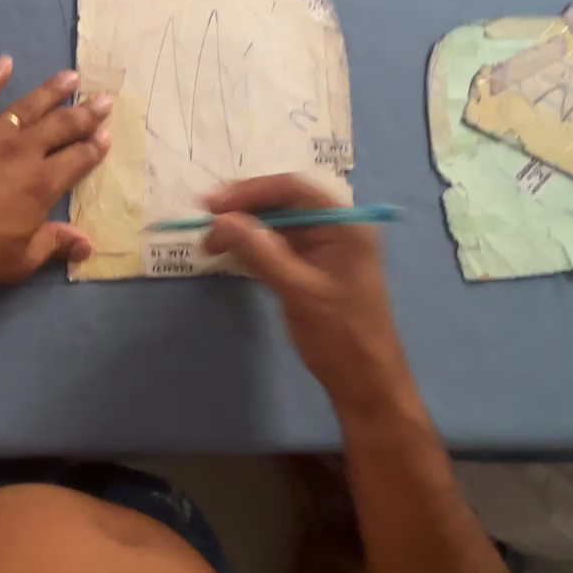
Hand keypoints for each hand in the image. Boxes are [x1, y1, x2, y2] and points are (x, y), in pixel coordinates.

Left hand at [0, 56, 112, 298]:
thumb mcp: (19, 261)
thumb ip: (54, 244)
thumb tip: (87, 243)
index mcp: (41, 184)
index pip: (78, 159)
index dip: (95, 147)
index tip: (107, 135)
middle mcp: (22, 151)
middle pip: (62, 126)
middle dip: (86, 112)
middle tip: (105, 98)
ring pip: (29, 105)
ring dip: (53, 90)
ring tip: (71, 76)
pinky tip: (4, 62)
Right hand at [203, 175, 413, 412]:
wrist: (366, 384)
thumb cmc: (340, 336)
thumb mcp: (297, 290)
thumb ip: (259, 251)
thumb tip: (220, 220)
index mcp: (343, 224)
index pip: (292, 188)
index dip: (249, 191)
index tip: (212, 204)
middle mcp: (335, 227)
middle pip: (282, 202)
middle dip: (242, 209)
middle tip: (206, 221)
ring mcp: (323, 247)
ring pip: (275, 224)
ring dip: (243, 229)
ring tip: (210, 243)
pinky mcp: (311, 267)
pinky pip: (277, 245)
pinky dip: (251, 247)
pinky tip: (228, 254)